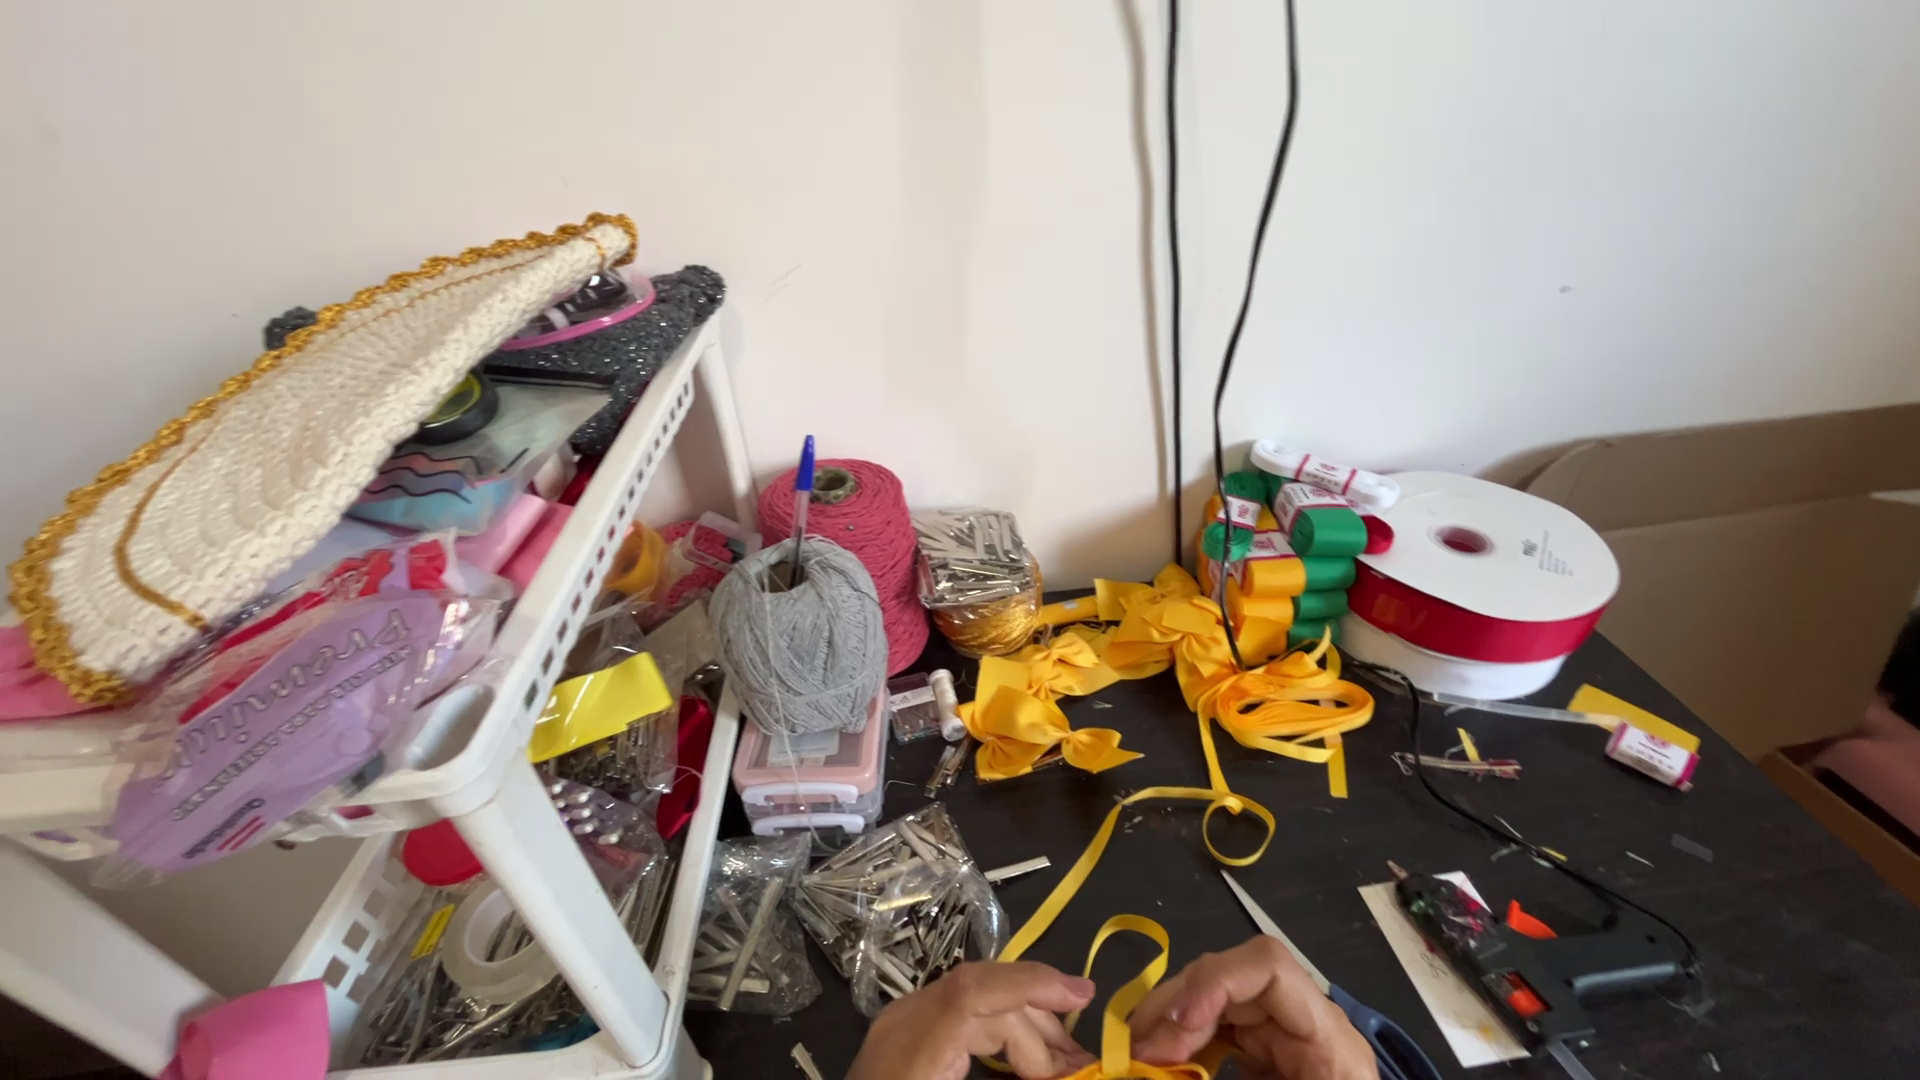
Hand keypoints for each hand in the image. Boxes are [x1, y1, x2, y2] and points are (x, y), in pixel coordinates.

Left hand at [848, 961, 1097, 1079]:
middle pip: (985, 995)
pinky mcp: (908, 1033)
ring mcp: (904, 1024)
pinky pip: (963, 1015)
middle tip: (1086, 1066)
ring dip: (1026, 1029)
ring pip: (978, 1000)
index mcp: (912, 1049)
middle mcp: (905, 1022)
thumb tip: (1076, 1073)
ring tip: (1066, 1065)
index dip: (1033, 984)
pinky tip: (1026, 1059)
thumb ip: (1017, 1077)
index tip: (1084, 996)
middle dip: (1042, 1026)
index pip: (974, 992)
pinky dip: (1000, 1031)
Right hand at [1129, 936, 1376, 1079]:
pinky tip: (1163, 1059)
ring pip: (1215, 999)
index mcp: (1330, 1043)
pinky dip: (1184, 1041)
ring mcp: (1284, 1037)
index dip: (1213, 982)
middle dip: (1176, 1008)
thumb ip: (1214, 1077)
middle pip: (1229, 979)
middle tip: (1135, 1051)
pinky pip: (1218, 1030)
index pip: (1269, 968)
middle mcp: (1305, 1024)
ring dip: (1170, 1022)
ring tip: (1139, 1054)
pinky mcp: (1267, 1056)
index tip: (1172, 1028)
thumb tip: (1147, 1068)